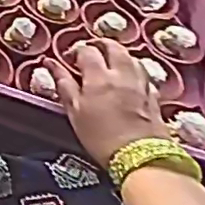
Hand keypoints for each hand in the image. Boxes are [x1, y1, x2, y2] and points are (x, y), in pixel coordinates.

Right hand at [56, 39, 172, 167]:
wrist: (142, 160)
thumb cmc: (100, 136)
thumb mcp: (74, 111)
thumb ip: (63, 83)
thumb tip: (50, 63)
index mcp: (99, 76)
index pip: (87, 50)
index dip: (76, 50)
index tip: (70, 58)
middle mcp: (122, 75)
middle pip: (114, 47)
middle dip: (101, 44)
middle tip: (91, 51)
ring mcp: (141, 85)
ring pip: (132, 58)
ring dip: (119, 55)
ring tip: (109, 62)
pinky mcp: (155, 98)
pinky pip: (144, 75)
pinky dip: (135, 71)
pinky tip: (129, 79)